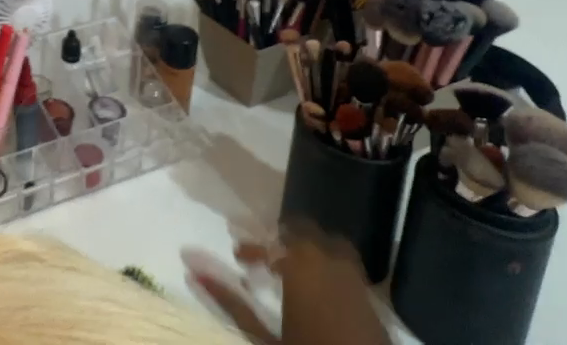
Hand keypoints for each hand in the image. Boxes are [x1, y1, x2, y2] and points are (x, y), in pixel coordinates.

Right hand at [183, 230, 390, 344]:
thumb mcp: (264, 338)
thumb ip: (228, 300)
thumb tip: (190, 267)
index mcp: (302, 267)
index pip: (271, 242)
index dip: (253, 247)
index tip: (239, 256)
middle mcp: (331, 264)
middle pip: (306, 232)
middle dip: (283, 240)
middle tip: (268, 257)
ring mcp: (358, 283)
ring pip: (333, 246)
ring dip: (312, 250)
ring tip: (296, 269)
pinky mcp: (376, 305)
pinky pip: (351, 270)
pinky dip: (333, 269)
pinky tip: (324, 294)